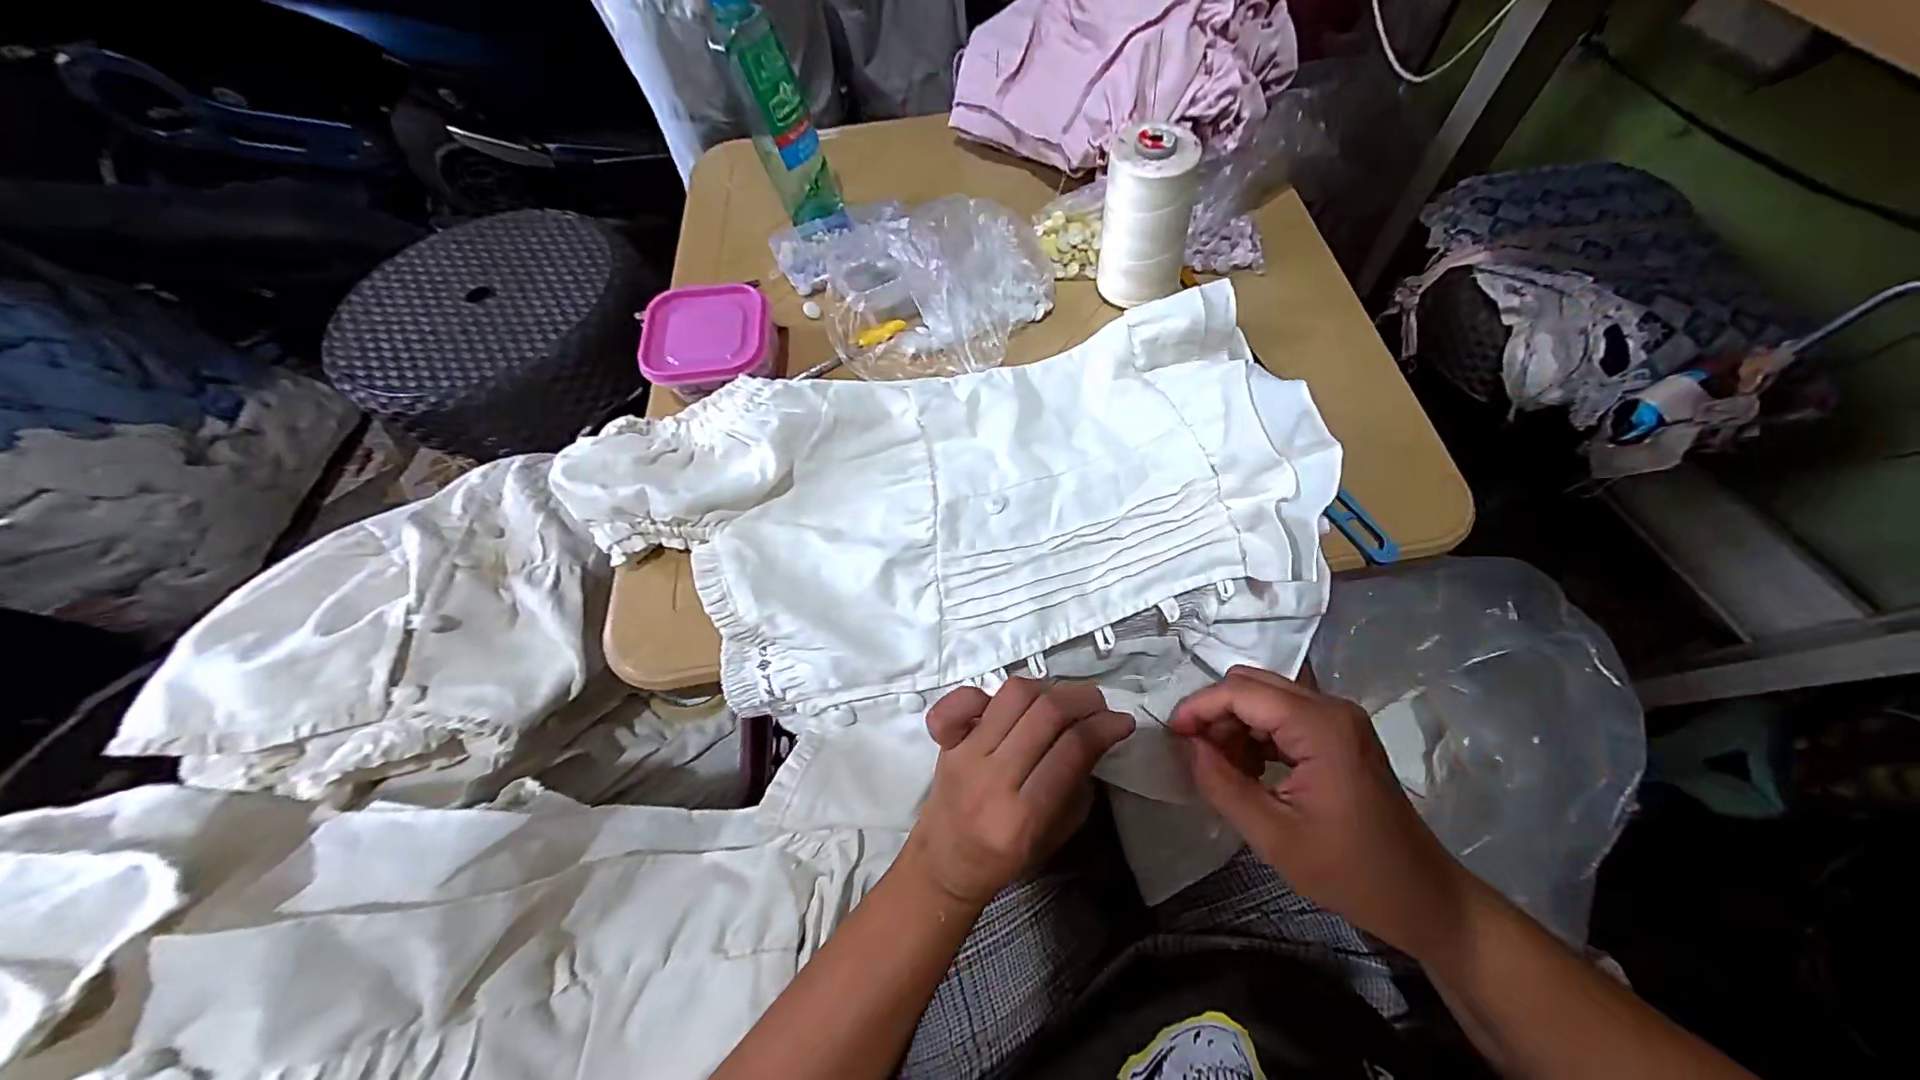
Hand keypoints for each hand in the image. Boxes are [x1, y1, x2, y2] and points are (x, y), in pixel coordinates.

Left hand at [902, 678, 1134, 907]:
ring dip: (1046, 688)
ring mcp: (964, 756)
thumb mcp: (1057, 834)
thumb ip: (1077, 784)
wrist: (945, 864)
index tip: (1121, 721)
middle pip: (1046, 713)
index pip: (1072, 749)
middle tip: (1097, 705)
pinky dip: (983, 692)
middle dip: (1082, 699)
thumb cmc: (1008, 857)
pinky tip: (1003, 703)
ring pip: (1013, 695)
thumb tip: (1099, 732)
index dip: (1104, 726)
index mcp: (1023, 818)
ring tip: (1059, 700)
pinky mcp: (945, 743)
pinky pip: (961, 700)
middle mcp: (991, 780)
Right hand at [1171, 665, 1471, 960]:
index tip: (1172, 736)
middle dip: (1216, 713)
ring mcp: (1339, 719)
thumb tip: (1188, 745)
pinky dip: (1256, 733)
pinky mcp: (1340, 734)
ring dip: (1235, 724)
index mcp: (1319, 727)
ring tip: (1225, 769)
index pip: (1240, 692)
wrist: (1425, 898)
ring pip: (1264, 696)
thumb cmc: (1352, 872)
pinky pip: (1283, 714)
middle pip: (1252, 684)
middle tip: (1198, 755)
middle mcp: (1331, 708)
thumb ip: (1221, 784)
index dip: (1199, 707)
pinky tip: (1250, 770)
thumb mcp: (1273, 836)